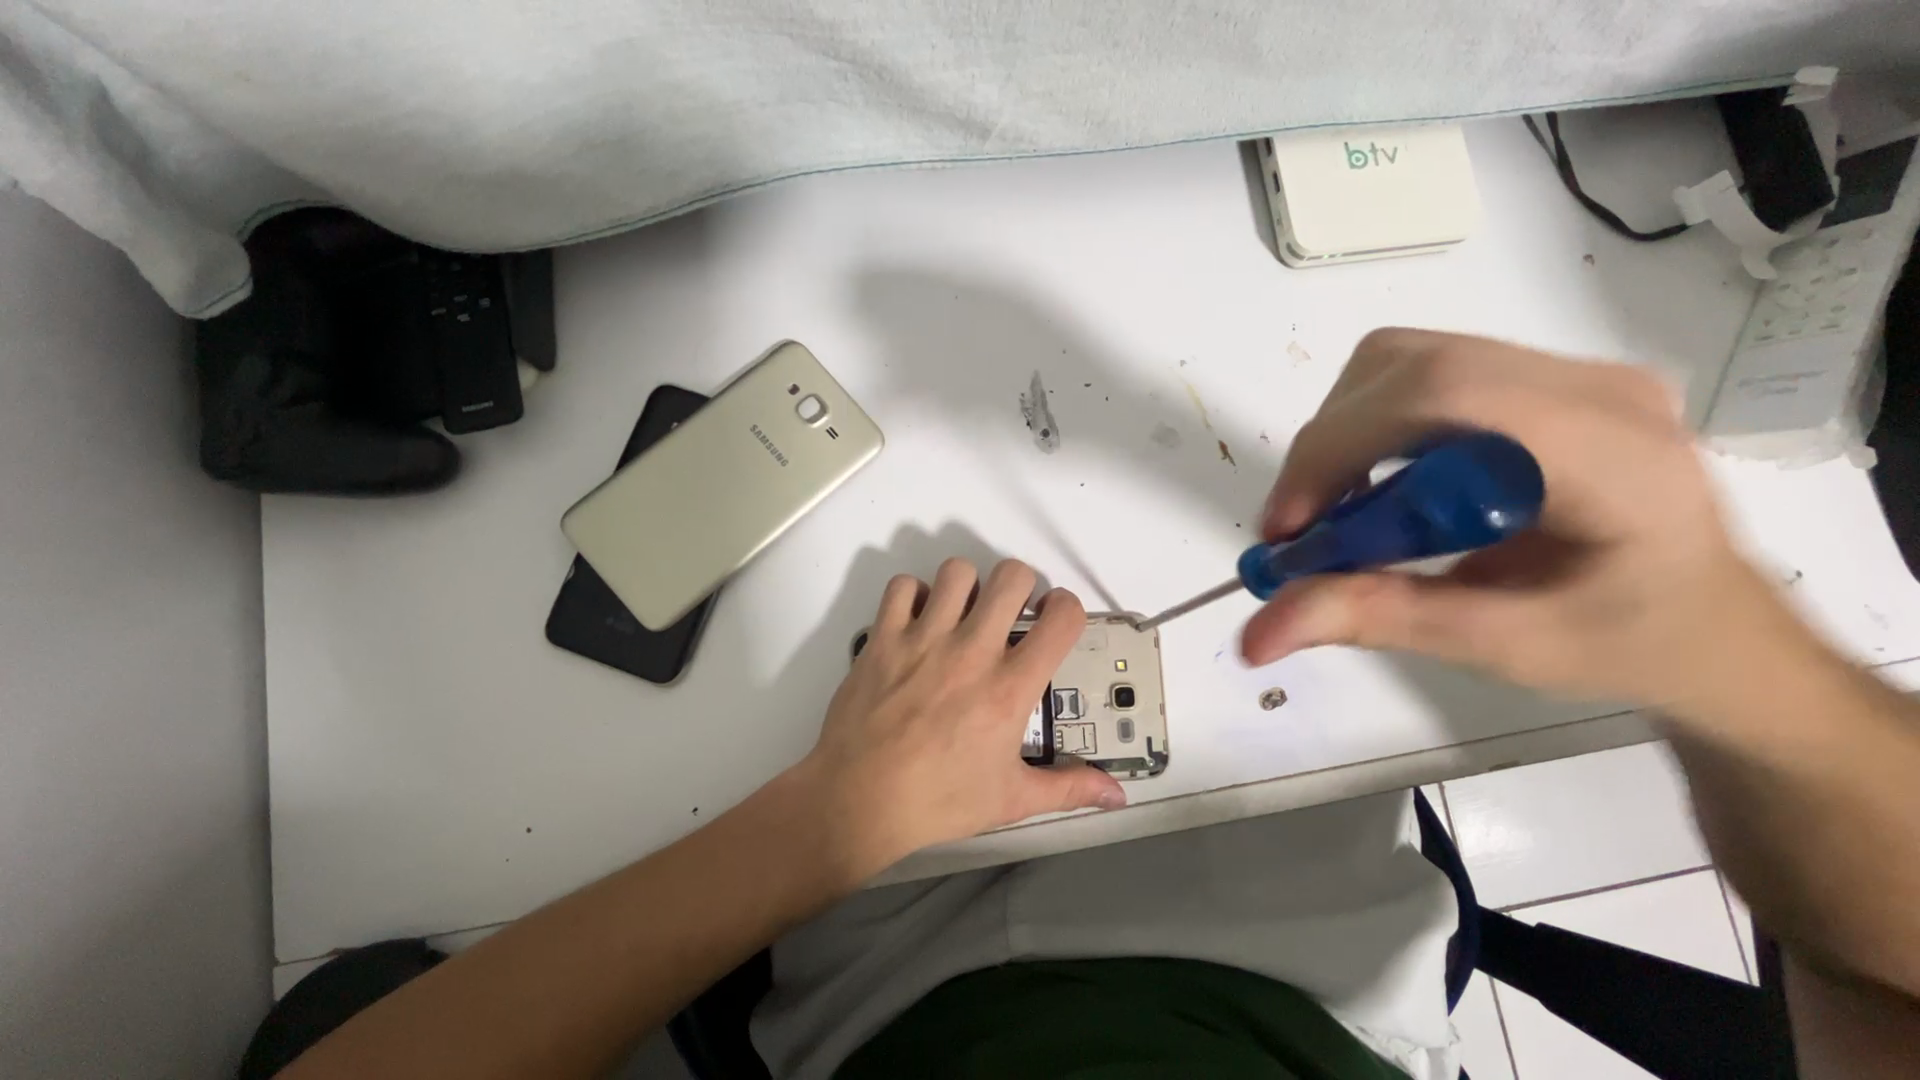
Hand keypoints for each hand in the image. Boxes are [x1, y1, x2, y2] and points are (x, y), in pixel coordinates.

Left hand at [797, 559, 1125, 877]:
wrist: (859, 799)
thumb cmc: (937, 800)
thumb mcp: (1011, 799)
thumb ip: (1068, 789)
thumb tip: (1114, 794)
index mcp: (1010, 688)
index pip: (1061, 619)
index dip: (1067, 608)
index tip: (1056, 618)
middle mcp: (971, 652)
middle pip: (1012, 577)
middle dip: (1021, 585)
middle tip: (1011, 611)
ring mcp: (924, 639)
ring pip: (958, 571)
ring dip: (968, 586)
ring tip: (963, 612)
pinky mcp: (884, 638)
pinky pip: (903, 586)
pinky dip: (913, 594)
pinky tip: (918, 619)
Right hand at [1242, 328, 1805, 707]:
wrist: (1718, 628)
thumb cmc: (1631, 646)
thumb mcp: (1504, 647)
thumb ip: (1380, 621)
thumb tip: (1257, 633)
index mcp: (1608, 451)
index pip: (1443, 395)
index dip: (1340, 447)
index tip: (1288, 530)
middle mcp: (1592, 387)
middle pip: (1412, 365)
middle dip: (1330, 445)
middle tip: (1303, 530)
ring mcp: (1573, 374)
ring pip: (1407, 360)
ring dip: (1347, 435)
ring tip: (1342, 514)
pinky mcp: (1547, 381)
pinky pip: (1427, 375)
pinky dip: (1374, 430)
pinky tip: (1386, 493)